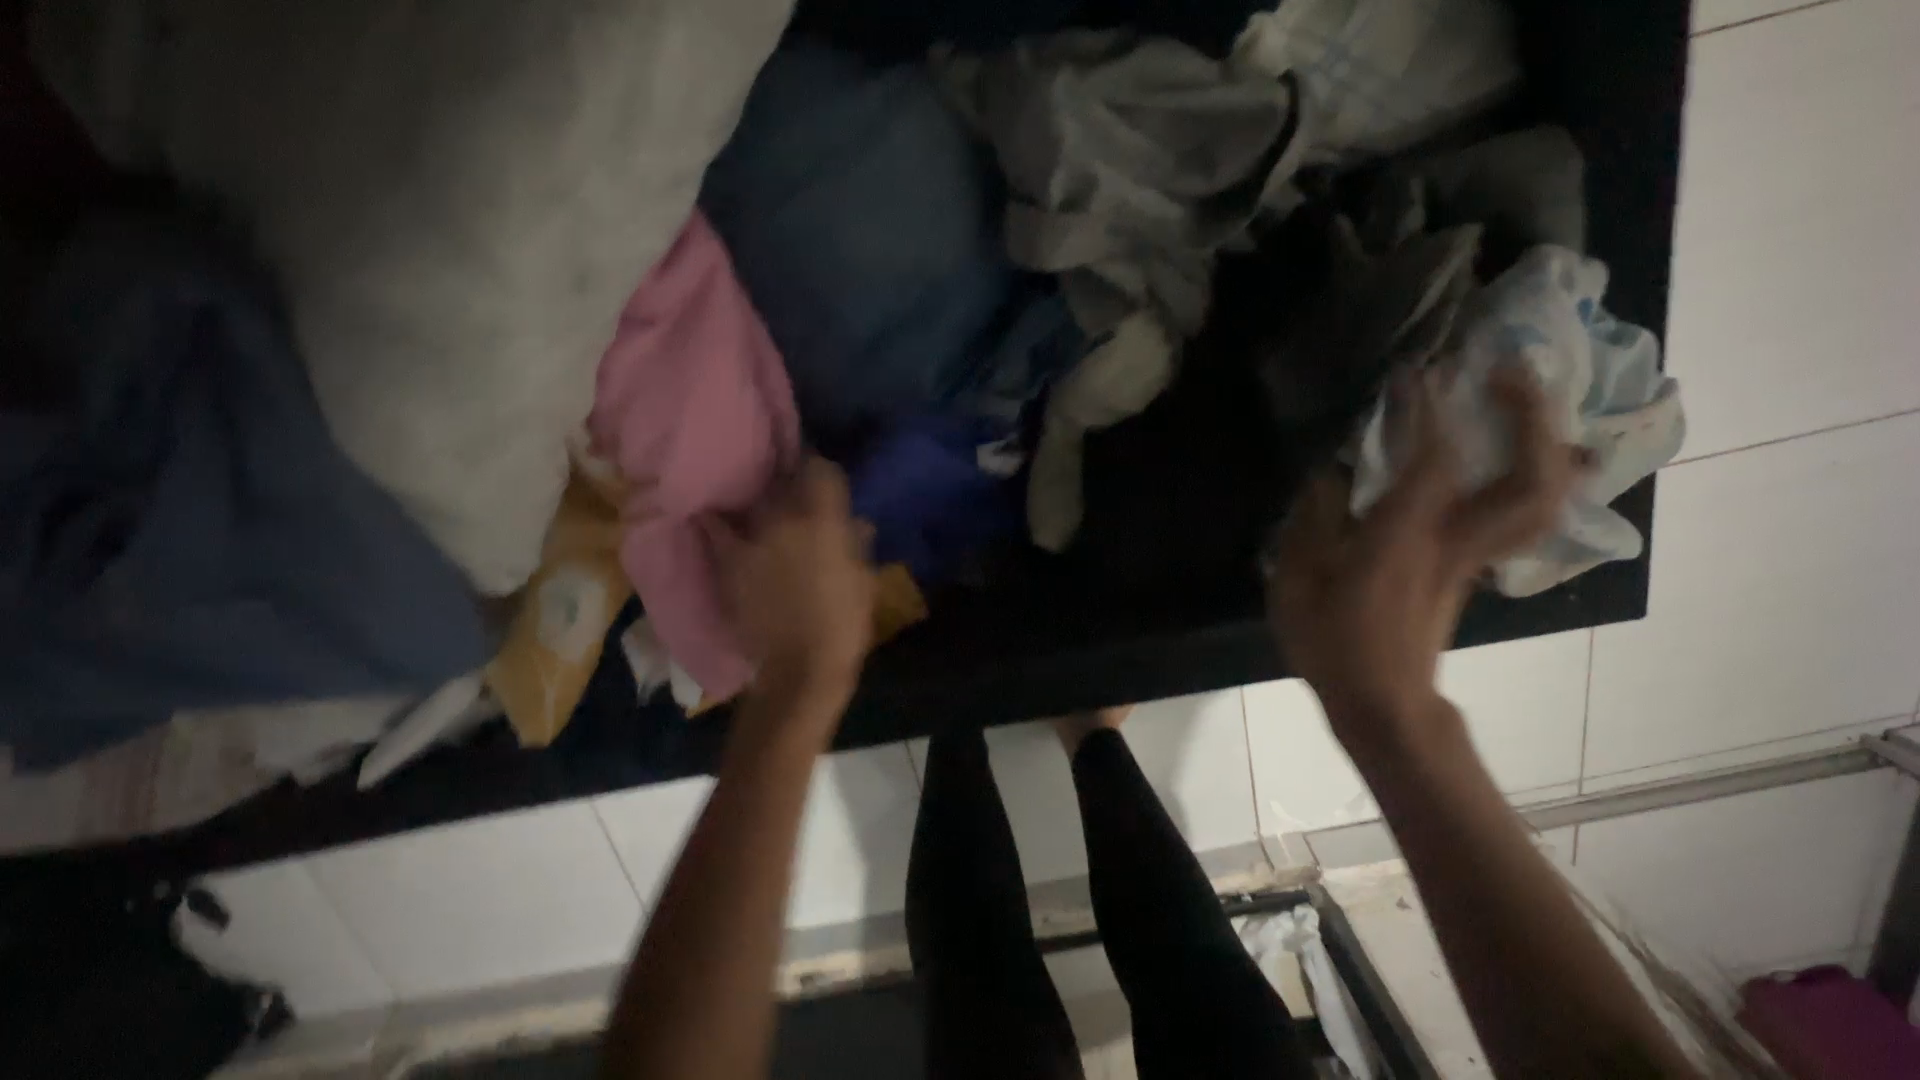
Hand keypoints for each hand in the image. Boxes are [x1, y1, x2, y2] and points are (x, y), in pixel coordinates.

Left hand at [713, 456, 876, 703]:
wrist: (802, 668)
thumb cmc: (845, 624)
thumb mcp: (864, 581)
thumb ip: (857, 545)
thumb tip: (857, 523)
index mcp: (825, 520)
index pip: (820, 469)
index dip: (819, 466)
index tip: (820, 470)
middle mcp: (786, 519)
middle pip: (782, 480)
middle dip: (786, 480)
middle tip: (789, 485)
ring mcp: (753, 539)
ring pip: (749, 501)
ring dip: (754, 498)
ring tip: (751, 495)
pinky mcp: (728, 561)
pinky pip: (714, 529)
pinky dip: (714, 520)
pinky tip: (710, 514)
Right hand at [1266, 366, 1581, 756]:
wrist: (1382, 703)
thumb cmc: (1333, 645)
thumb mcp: (1298, 583)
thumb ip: (1313, 521)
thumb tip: (1329, 475)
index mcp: (1405, 541)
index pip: (1433, 463)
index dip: (1428, 412)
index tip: (1417, 371)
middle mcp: (1455, 541)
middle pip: (1530, 480)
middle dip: (1530, 417)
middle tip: (1507, 371)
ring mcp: (1474, 555)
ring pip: (1543, 499)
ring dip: (1546, 442)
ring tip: (1523, 400)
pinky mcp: (1474, 567)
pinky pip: (1522, 513)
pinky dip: (1535, 473)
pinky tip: (1521, 450)